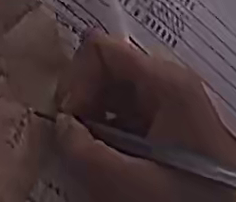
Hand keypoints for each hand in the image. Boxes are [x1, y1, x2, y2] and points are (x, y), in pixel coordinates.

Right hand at [55, 33, 235, 201]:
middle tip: (74, 140)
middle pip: (108, 69)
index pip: (101, 48)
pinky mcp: (175, 128)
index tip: (67, 120)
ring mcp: (173, 104)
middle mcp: (169, 81)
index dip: (76, 79)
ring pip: (116, 93)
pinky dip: (112, 134)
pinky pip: (130, 115)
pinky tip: (111, 164)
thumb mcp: (134, 187)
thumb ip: (87, 154)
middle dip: (84, 101)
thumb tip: (60, 126)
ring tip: (91, 156)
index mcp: (165, 81)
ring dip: (96, 120)